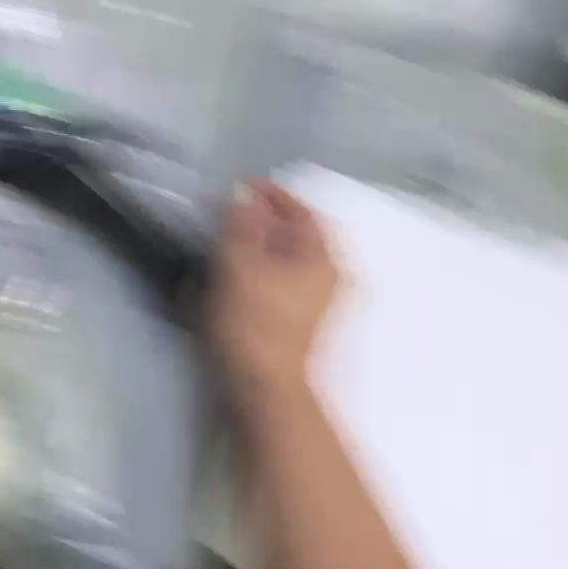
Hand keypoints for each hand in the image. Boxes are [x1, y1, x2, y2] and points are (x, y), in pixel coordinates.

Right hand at [212, 179, 343, 393]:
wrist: (263, 385)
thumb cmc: (252, 321)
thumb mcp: (239, 266)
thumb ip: (241, 227)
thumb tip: (243, 194)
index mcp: (324, 260)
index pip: (304, 214)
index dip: (276, 195)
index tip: (245, 183)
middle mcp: (332, 277)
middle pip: (304, 235)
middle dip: (273, 217)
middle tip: (237, 207)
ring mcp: (318, 301)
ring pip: (295, 257)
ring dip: (269, 240)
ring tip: (235, 234)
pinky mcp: (300, 319)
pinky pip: (286, 276)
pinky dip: (267, 262)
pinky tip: (243, 268)